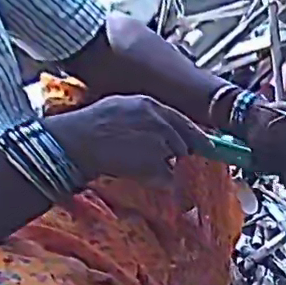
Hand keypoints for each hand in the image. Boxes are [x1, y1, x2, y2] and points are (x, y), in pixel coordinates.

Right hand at [47, 94, 210, 186]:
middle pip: (182, 143)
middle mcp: (160, 122)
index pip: (183, 122)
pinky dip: (156, 179)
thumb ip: (147, 114)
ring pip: (173, 160)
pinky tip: (135, 170)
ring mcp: (160, 143)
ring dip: (161, 165)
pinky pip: (166, 177)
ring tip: (133, 159)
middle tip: (150, 155)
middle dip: (175, 152)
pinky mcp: (157, 163)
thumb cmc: (92, 125)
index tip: (208, 147)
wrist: (77, 141)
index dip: (197, 136)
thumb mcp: (121, 106)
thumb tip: (166, 127)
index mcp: (150, 105)